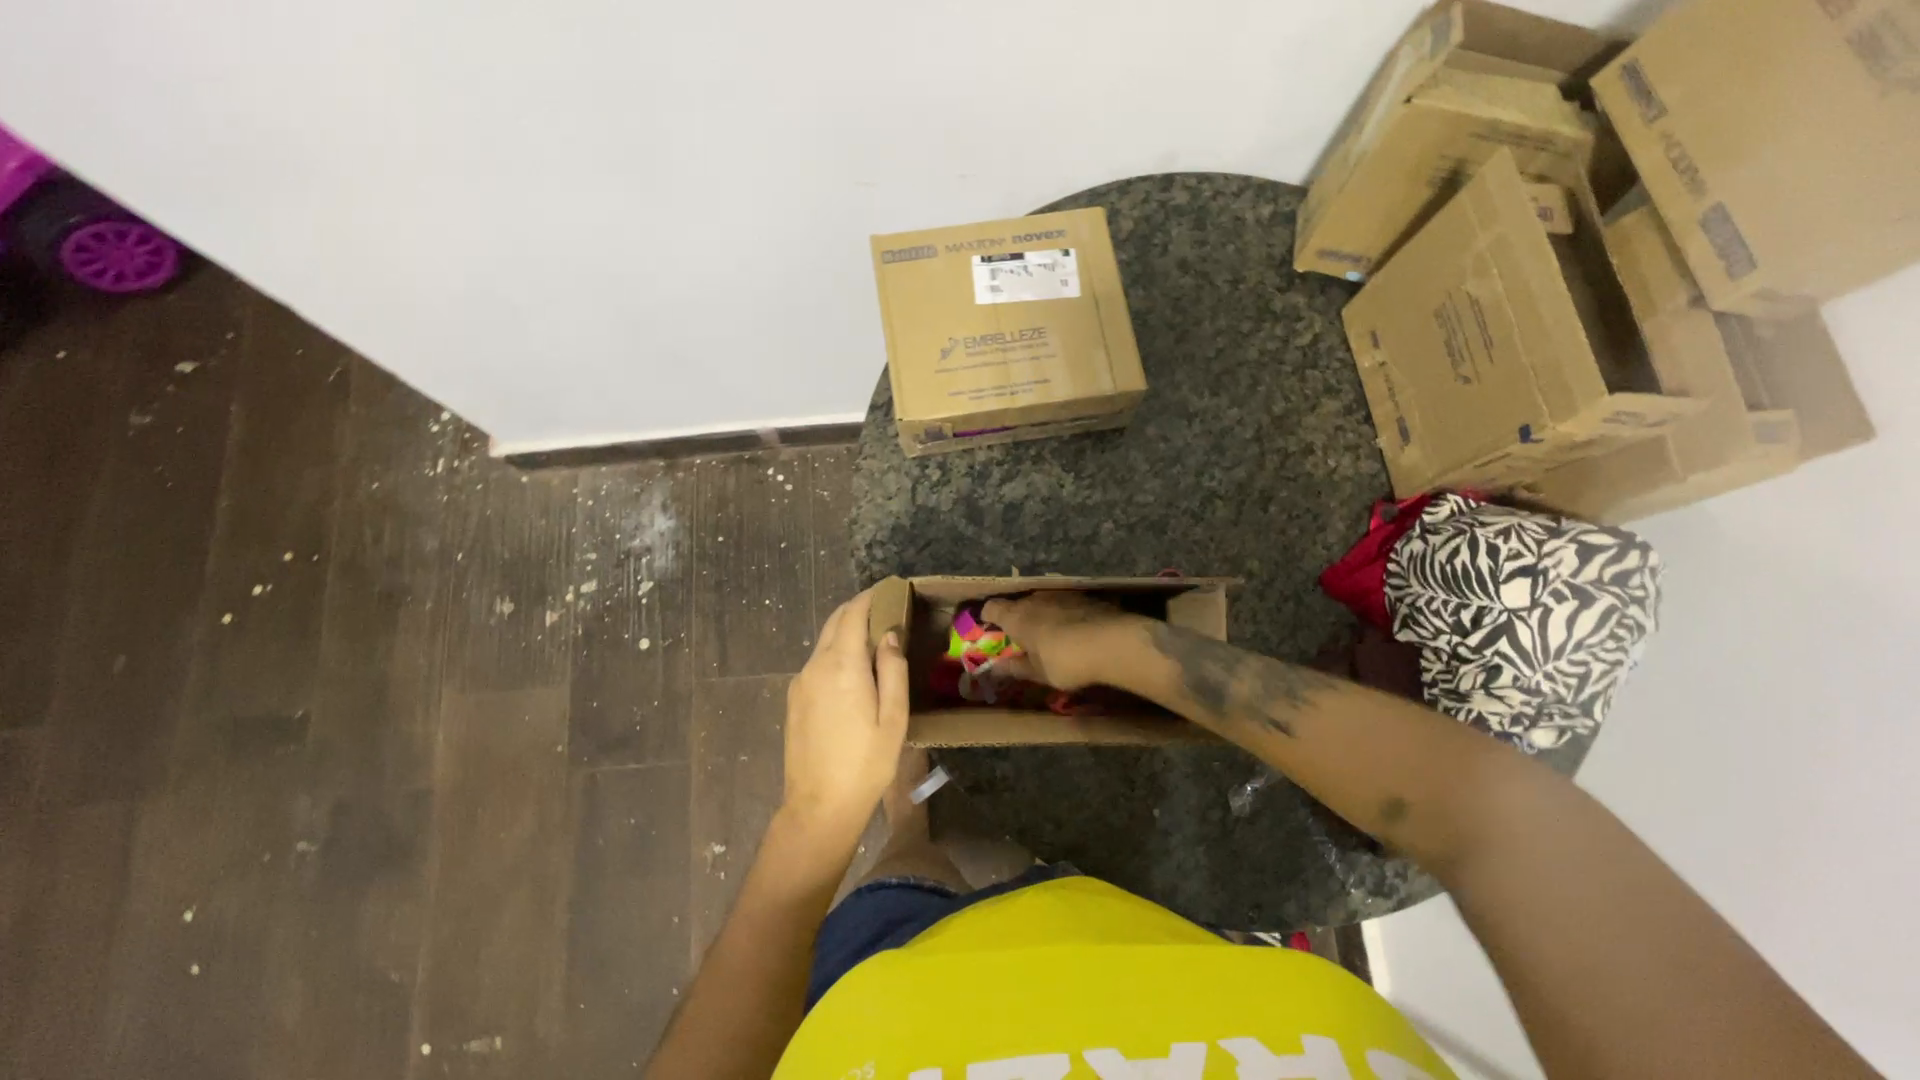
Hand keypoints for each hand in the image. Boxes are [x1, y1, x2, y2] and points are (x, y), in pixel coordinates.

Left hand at [782, 586, 908, 831]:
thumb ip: (893, 670)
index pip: (853, 614)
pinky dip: (836, 653)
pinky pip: (817, 664)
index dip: (871, 597)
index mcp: (843, 665)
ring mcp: (800, 682)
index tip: (890, 588)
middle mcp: (816, 666)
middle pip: (834, 623)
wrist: (819, 806)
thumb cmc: (866, 763)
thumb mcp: (894, 718)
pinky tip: (853, 670)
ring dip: (846, 632)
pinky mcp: (794, 699)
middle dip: (857, 610)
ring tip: (874, 637)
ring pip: (824, 643)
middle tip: (884, 608)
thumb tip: (890, 635)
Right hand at [981, 592, 1145, 690]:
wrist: (1113, 643)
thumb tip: (993, 669)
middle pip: (1019, 604)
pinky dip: (1065, 616)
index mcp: (1016, 617)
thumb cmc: (1066, 661)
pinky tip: (1075, 632)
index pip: (992, 608)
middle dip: (1018, 618)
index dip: (988, 617)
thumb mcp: (1038, 672)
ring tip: (1050, 636)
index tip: (988, 628)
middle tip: (1022, 638)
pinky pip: (1066, 605)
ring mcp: (1062, 595)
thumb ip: (1015, 668)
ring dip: (1043, 616)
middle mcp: (1035, 599)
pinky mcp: (1085, 597)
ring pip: (1043, 603)